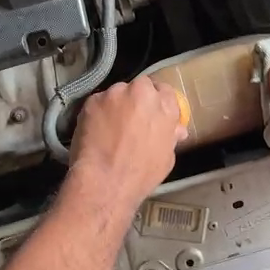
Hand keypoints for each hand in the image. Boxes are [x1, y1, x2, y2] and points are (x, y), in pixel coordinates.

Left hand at [66, 77, 186, 212]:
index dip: (158, 102)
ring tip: (110, 127)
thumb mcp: (166, 158)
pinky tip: (95, 130)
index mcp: (164, 105)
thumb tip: (176, 129)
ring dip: (116, 105)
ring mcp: (115, 94)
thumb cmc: (141, 174)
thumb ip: (171, 136)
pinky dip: (98, 113)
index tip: (151, 114)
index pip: (165, 91)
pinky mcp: (92, 100)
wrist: (105, 182)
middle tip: (131, 119)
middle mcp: (141, 92)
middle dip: (137, 99)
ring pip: (117, 93)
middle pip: (141, 87)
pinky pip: (98, 103)